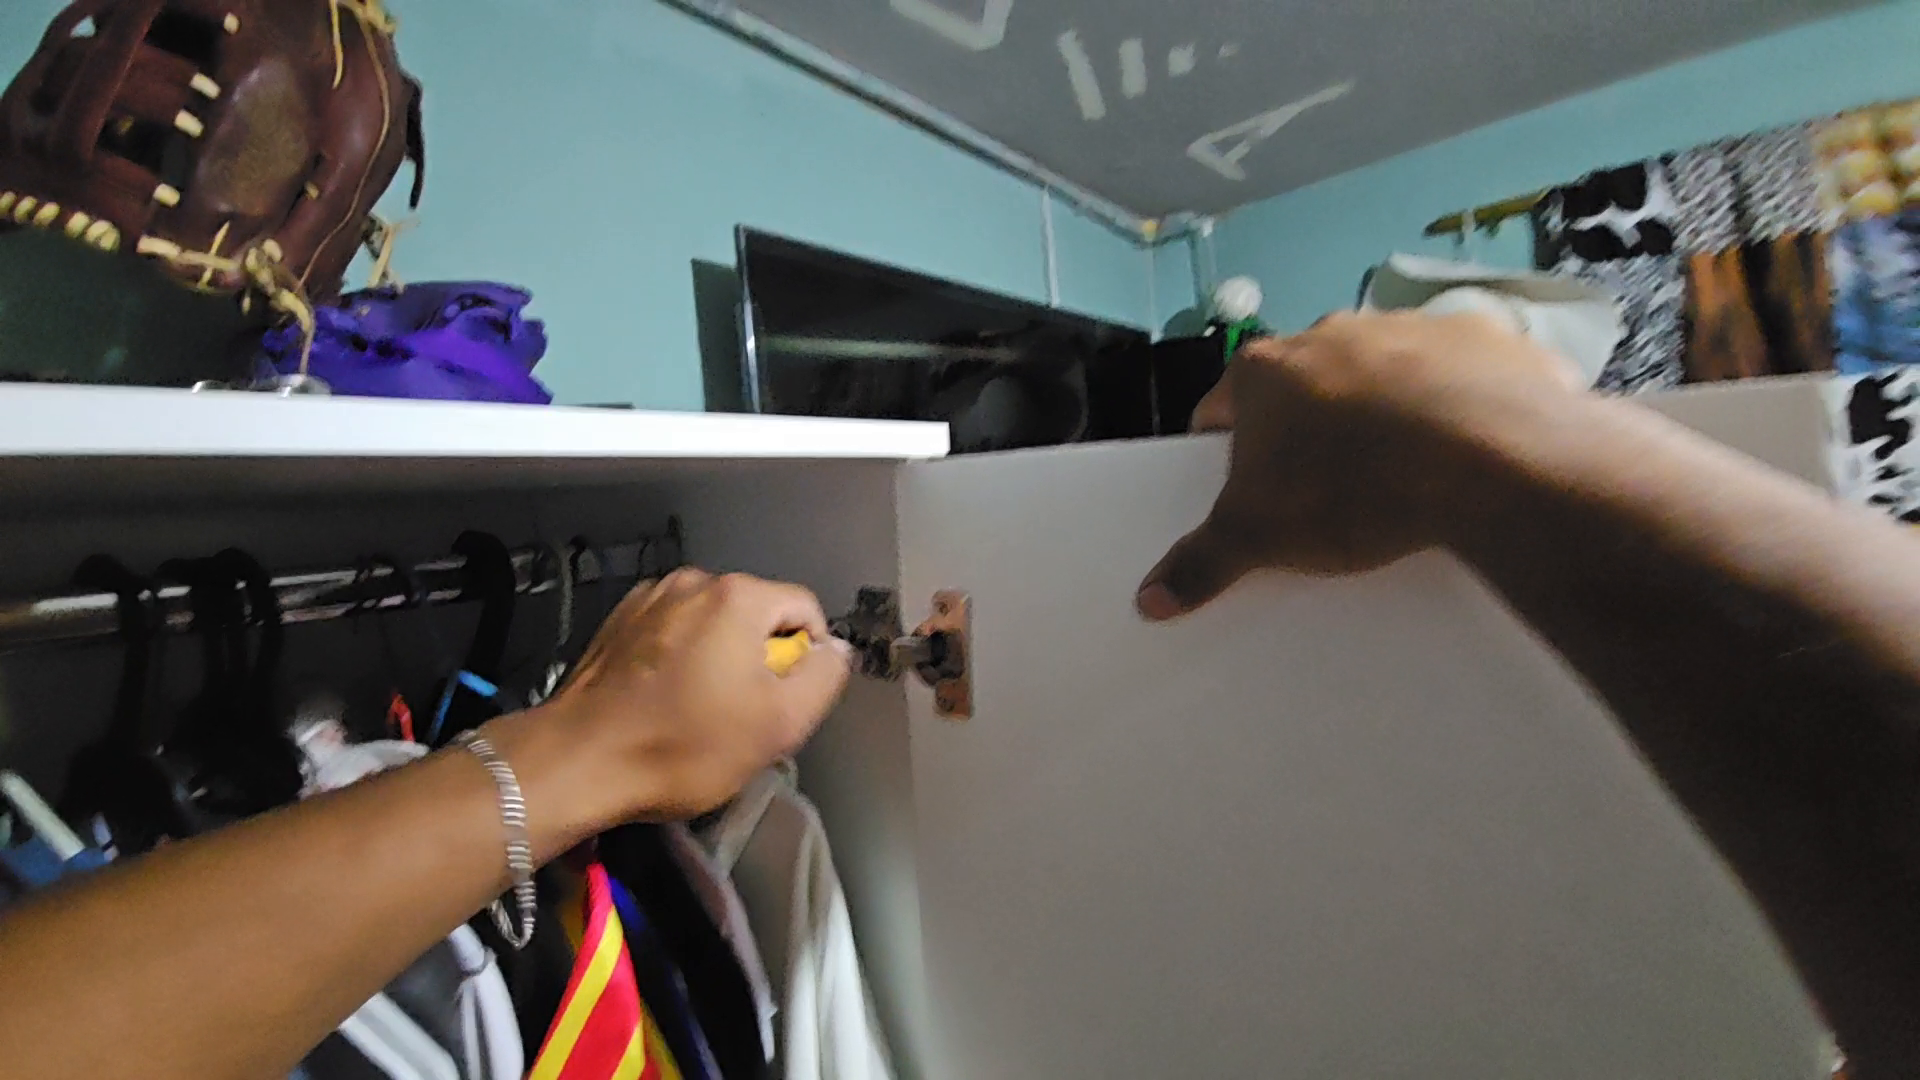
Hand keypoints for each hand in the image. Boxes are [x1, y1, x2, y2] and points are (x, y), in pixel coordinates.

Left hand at [496, 568, 851, 832]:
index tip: (784, 700)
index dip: (808, 657)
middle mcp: (696, 581)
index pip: (805, 609)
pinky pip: (676, 627)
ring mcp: (652, 596)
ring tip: (701, 705)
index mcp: (738, 596)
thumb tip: (835, 649)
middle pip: (759, 613)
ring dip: (723, 655)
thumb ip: (824, 677)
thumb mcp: (780, 724)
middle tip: (744, 710)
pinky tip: (666, 694)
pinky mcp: (620, 618)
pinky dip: (684, 653)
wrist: (576, 762)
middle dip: (762, 657)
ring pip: (716, 621)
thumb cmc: (684, 745)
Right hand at [1136, 311, 1580, 620]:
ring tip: (1396, 469)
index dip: (1224, 448)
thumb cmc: (1349, 491)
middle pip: (1299, 387)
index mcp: (1264, 370)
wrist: (1495, 466)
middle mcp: (1330, 331)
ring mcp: (1411, 326)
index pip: (1219, 407)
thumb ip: (1199, 563)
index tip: (1244, 483)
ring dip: (1376, 408)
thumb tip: (1148, 601)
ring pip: (1376, 371)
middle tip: (1321, 485)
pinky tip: (1460, 448)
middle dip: (1303, 428)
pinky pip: (1454, 371)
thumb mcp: (1258, 537)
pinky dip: (1450, 402)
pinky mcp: (1488, 336)